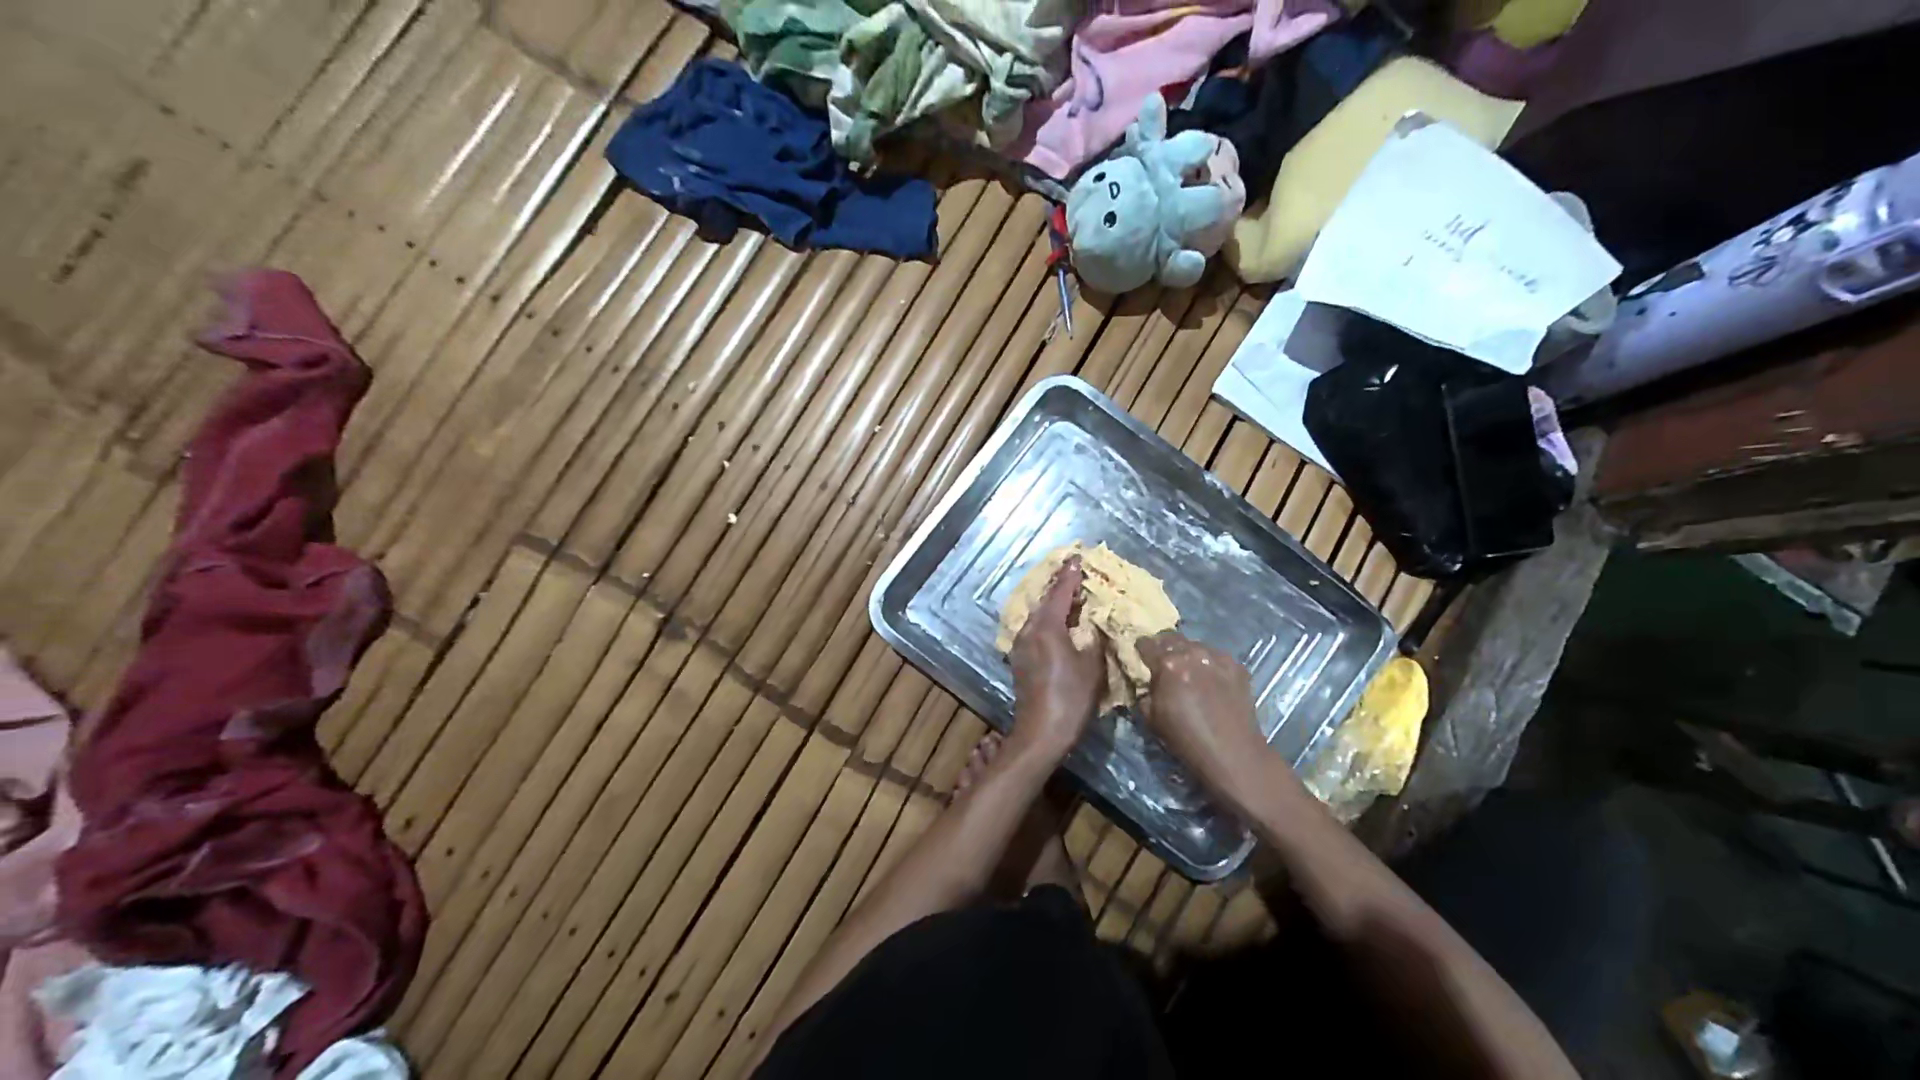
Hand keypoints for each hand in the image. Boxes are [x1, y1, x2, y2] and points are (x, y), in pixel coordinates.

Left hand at [1009, 558, 1105, 758]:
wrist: (1041, 731)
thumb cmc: (1071, 696)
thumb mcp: (1093, 664)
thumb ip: (1094, 637)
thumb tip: (1095, 621)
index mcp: (1047, 626)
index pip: (1059, 592)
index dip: (1070, 575)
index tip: (1077, 558)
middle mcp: (1029, 630)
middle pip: (1045, 601)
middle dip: (1060, 587)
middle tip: (1076, 575)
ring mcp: (1021, 645)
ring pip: (1038, 616)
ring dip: (1054, 605)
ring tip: (1072, 598)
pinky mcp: (1020, 659)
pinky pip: (1035, 630)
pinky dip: (1049, 621)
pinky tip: (1061, 625)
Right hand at [1137, 632, 1268, 800]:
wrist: (1233, 754)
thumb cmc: (1186, 739)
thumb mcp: (1151, 716)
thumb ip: (1146, 690)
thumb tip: (1147, 681)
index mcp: (1167, 664)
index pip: (1146, 643)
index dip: (1140, 650)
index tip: (1140, 657)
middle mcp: (1192, 653)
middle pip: (1171, 638)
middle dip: (1163, 647)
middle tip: (1163, 662)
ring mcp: (1218, 657)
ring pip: (1195, 645)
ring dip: (1188, 654)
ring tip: (1189, 671)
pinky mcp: (1237, 666)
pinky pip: (1216, 657)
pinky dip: (1209, 663)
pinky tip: (1211, 680)